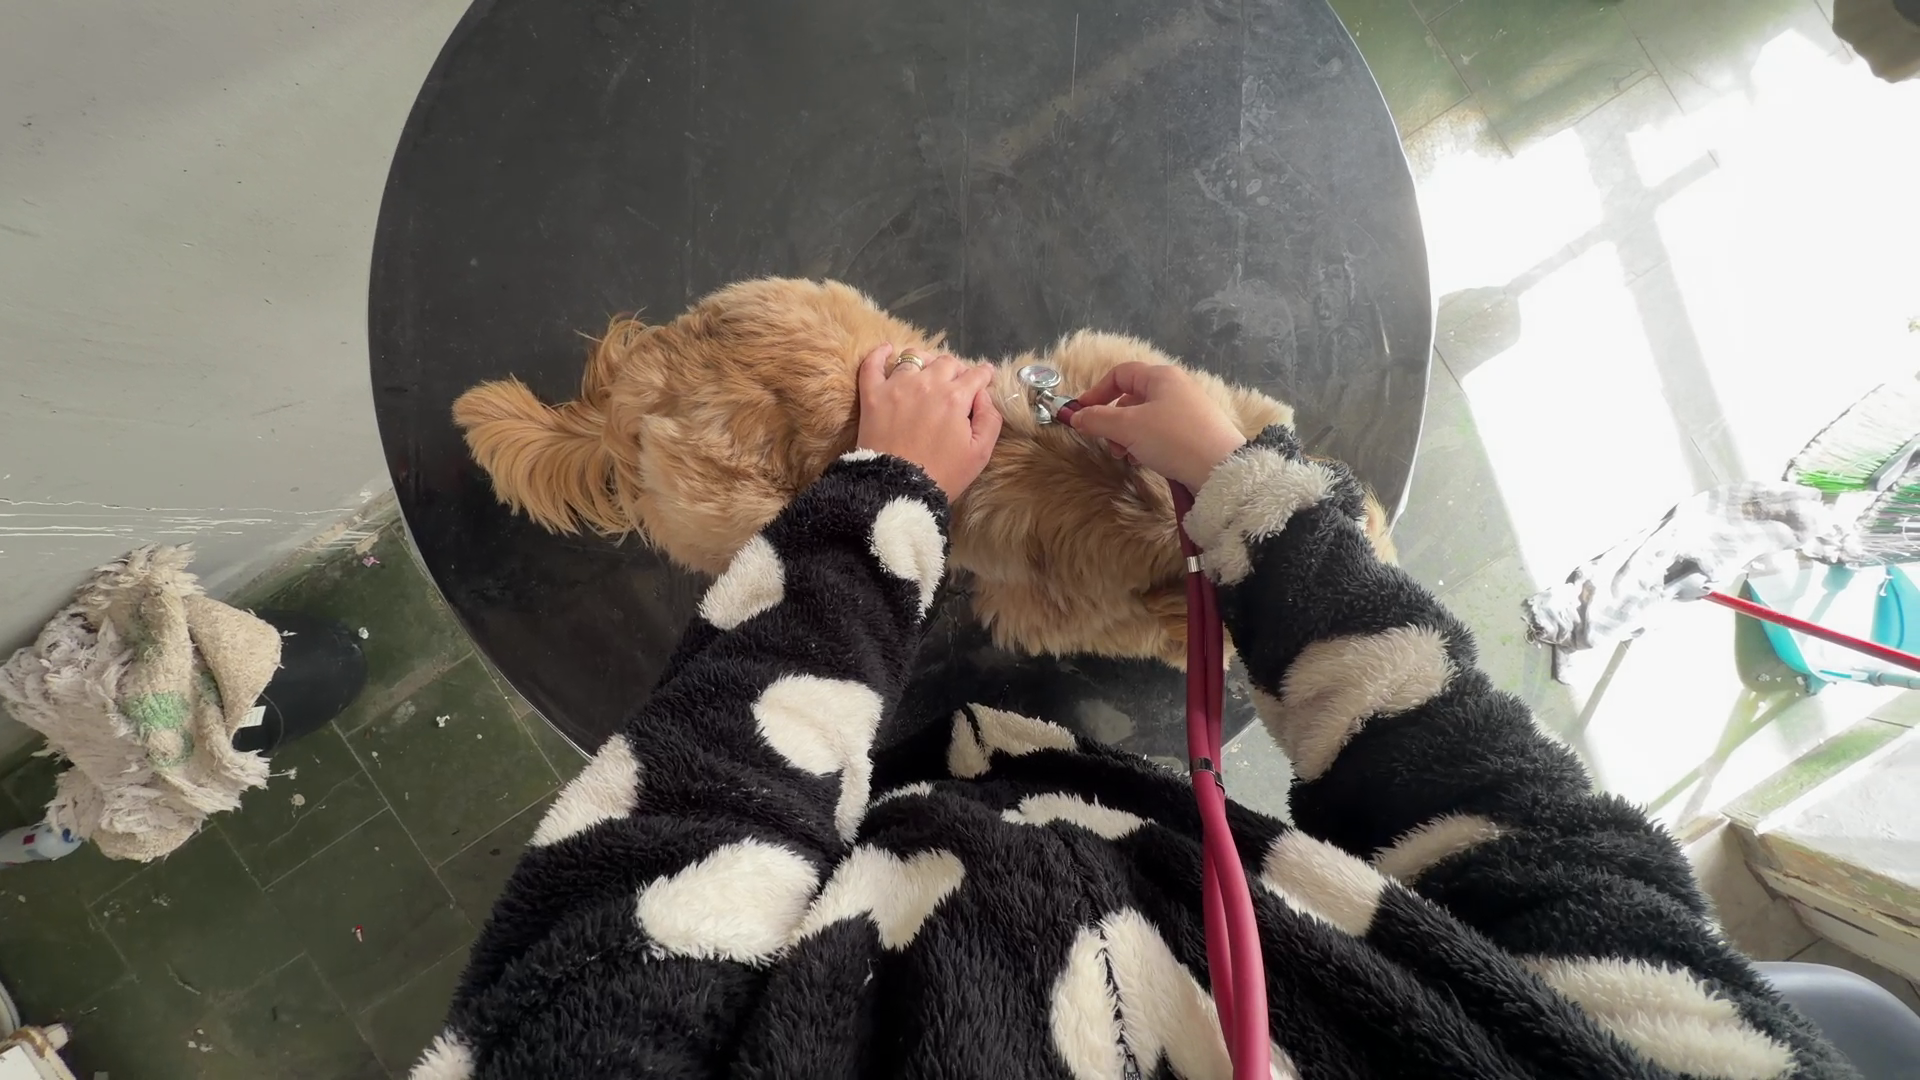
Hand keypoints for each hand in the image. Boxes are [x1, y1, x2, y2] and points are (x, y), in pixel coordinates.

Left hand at [856, 344, 1002, 498]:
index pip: (976, 375)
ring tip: (927, 373)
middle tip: (957, 383)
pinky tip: (887, 351)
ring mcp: (897, 386)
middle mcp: (927, 383)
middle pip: (947, 362)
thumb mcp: (980, 453)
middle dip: (957, 369)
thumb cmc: (943, 474)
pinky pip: (873, 364)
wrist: (898, 488)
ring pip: (915, 357)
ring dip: (926, 362)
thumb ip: (990, 419)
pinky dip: (880, 354)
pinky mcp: (872, 394)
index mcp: (956, 397)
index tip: (984, 378)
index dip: (983, 375)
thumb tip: (984, 395)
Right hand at [1067, 361, 1246, 489]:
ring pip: (1144, 418)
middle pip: (1131, 398)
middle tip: (1108, 444)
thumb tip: (1075, 416)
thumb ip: (1097, 419)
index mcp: (1160, 377)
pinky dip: (1146, 443)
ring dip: (1127, 436)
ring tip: (1127, 456)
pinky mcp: (1195, 431)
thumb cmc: (1172, 438)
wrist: (1220, 468)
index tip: (1081, 414)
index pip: (1120, 374)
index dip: (1096, 392)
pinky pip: (1161, 431)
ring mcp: (1188, 409)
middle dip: (1112, 421)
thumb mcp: (1128, 428)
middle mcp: (1175, 387)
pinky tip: (1145, 460)